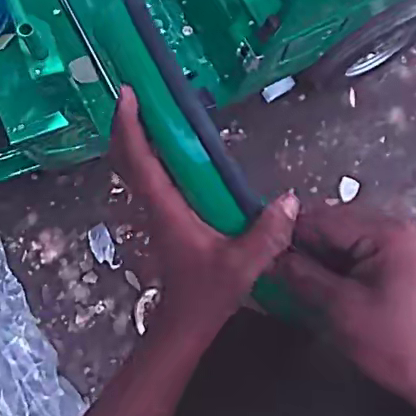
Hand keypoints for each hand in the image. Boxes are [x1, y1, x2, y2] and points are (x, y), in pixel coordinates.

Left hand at [110, 86, 298, 336]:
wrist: (184, 323)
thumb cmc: (206, 294)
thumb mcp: (242, 265)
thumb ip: (266, 234)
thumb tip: (289, 200)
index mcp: (165, 208)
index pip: (140, 159)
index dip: (130, 125)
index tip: (128, 94)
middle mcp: (153, 205)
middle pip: (127, 156)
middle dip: (126, 122)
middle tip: (136, 92)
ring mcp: (154, 211)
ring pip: (134, 166)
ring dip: (134, 137)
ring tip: (148, 108)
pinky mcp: (162, 217)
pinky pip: (147, 177)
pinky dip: (147, 154)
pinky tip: (168, 146)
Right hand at [274, 205, 415, 398]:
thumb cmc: (391, 344)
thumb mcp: (339, 307)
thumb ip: (301, 274)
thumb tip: (266, 254)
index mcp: (389, 232)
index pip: (324, 219)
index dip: (288, 233)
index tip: (260, 248)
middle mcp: (399, 226)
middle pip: (334, 222)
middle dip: (304, 243)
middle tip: (275, 265)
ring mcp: (402, 241)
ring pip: (343, 235)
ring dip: (319, 252)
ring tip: (294, 274)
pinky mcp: (400, 257)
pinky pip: (358, 247)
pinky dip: (337, 260)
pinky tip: (321, 279)